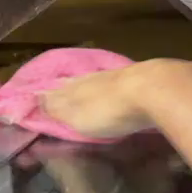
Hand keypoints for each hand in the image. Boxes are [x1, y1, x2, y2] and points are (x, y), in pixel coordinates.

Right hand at [39, 59, 191, 139]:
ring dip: (90, 83)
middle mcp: (96, 78)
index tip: (35, 94)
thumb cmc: (111, 109)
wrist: (158, 90)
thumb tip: (33, 99)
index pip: (57, 90)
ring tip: (83, 84)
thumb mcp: (78, 116)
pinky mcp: (145, 79)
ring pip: (100, 79)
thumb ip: (57, 108)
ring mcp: (122, 76)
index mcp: (78, 86)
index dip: (46, 94)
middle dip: (67, 87)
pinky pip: (122, 82)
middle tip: (57, 87)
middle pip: (78, 82)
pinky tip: (117, 84)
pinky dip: (114, 85)